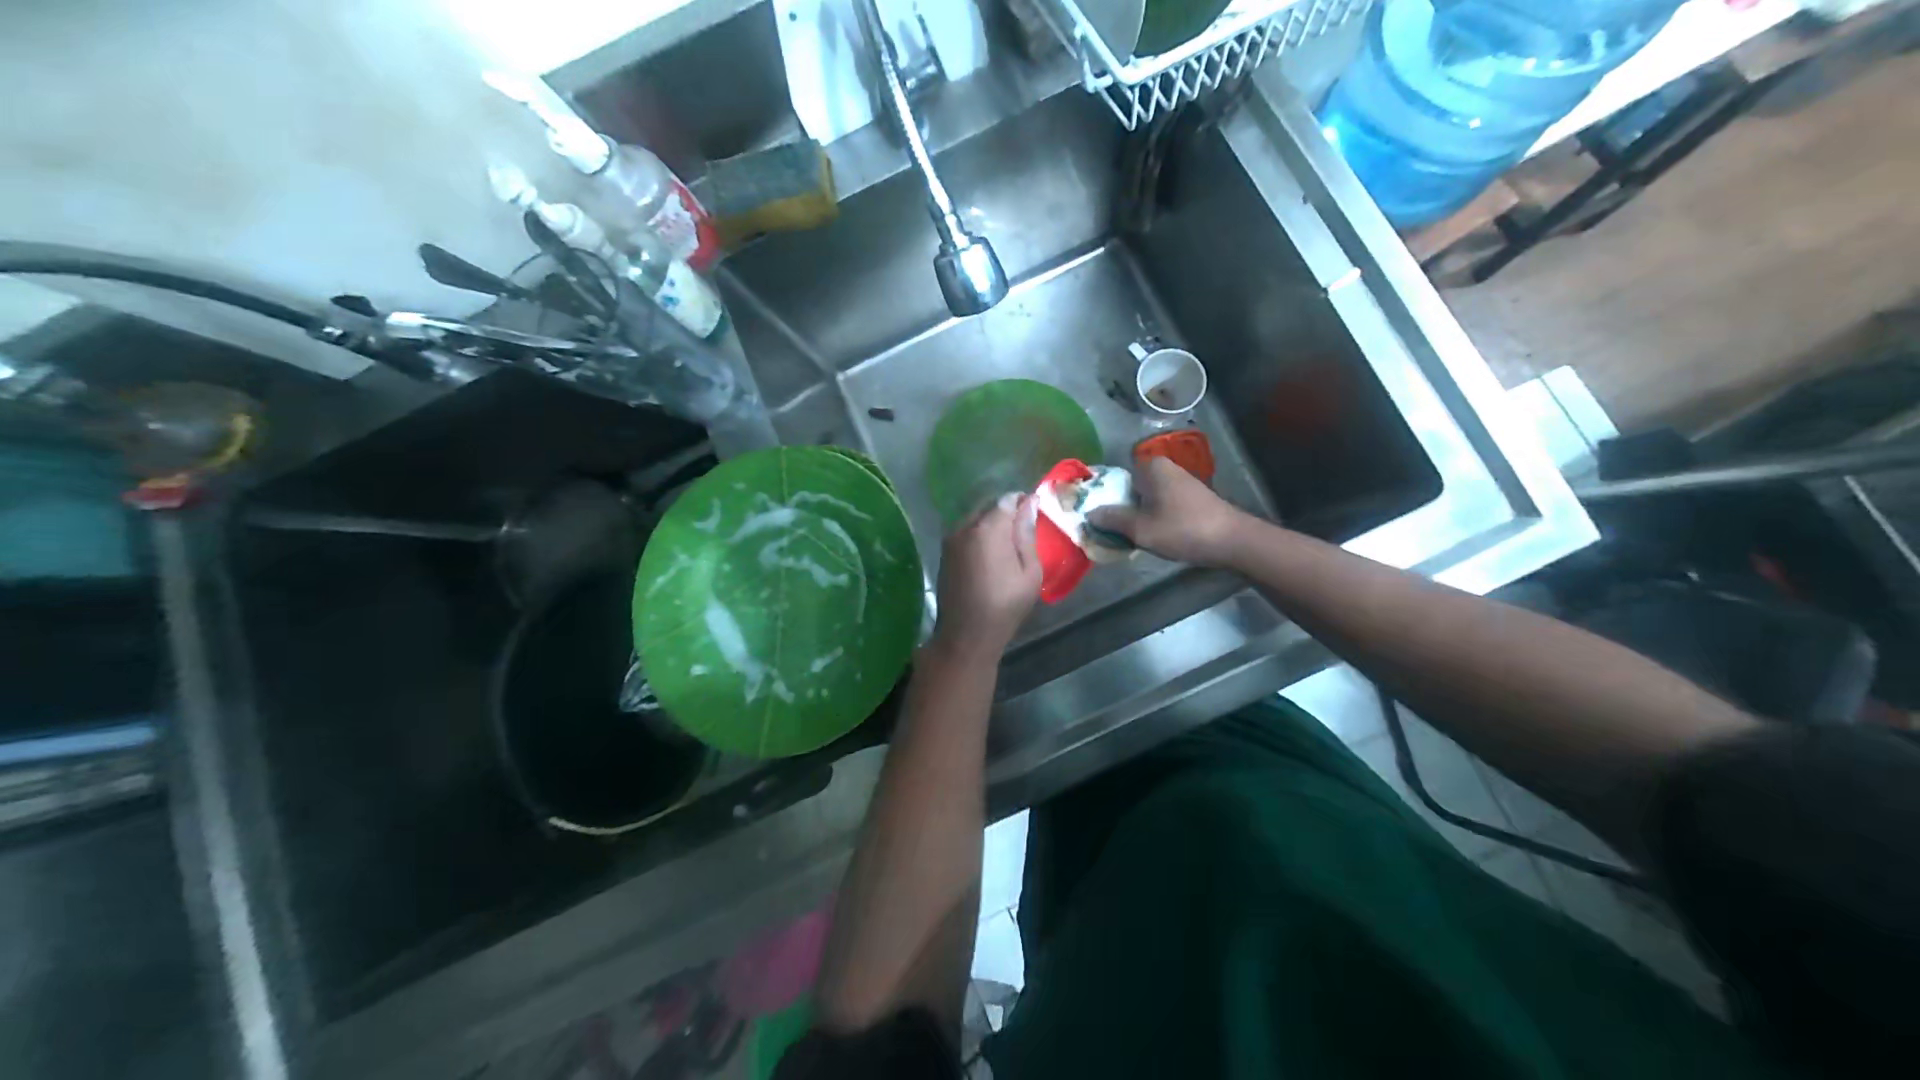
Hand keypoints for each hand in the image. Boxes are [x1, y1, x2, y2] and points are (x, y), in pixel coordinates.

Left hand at [929, 493, 1040, 660]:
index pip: (1007, 500)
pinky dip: (978, 535)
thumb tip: (1030, 504)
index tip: (1034, 512)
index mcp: (988, 529)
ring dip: (990, 523)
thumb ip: (1027, 534)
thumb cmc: (1005, 605)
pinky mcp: (944, 553)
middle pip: (988, 507)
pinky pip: (964, 533)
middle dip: (1006, 511)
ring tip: (1007, 541)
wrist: (966, 634)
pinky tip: (989, 553)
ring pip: (974, 519)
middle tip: (1023, 527)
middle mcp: (965, 527)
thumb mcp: (1029, 571)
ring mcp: (950, 540)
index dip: (1022, 502)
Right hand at [1091, 456, 1251, 566]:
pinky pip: (1162, 504)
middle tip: (1110, 531)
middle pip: (1131, 488)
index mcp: (1151, 467)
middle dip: (1121, 507)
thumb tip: (1090, 512)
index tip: (1096, 517)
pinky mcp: (1191, 498)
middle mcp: (1166, 468)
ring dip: (1137, 515)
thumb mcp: (1141, 529)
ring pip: (1147, 498)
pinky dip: (1154, 517)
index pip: (1115, 477)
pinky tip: (1153, 535)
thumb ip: (1113, 520)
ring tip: (1130, 536)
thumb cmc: (1183, 529)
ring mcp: (1180, 482)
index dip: (1104, 497)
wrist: (1233, 541)